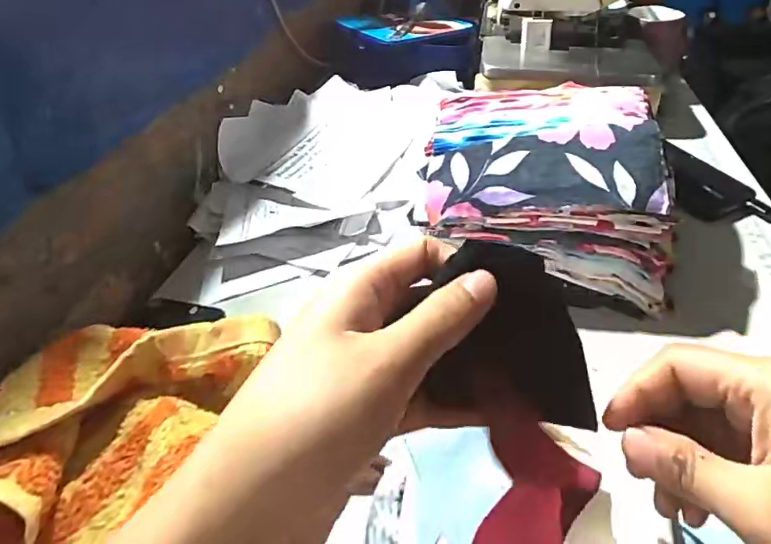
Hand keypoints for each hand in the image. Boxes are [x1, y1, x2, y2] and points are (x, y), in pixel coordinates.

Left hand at [116, 239, 494, 543]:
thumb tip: (488, 276)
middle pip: (425, 300)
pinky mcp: (368, 415)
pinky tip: (494, 409)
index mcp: (359, 290)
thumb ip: (442, 317)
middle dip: (471, 312)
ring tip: (519, 368)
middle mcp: (362, 321)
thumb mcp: (388, 360)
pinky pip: (418, 394)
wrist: (246, 516)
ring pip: (425, 350)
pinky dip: (450, 399)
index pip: (420, 254)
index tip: (509, 286)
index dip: (462, 262)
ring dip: (465, 359)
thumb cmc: (318, 415)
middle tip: (524, 330)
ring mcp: (364, 370)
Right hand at [602, 346, 770, 543]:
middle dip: (657, 425)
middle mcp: (768, 387)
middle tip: (635, 475)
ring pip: (707, 419)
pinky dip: (704, 470)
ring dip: (678, 453)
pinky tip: (693, 506)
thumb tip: (626, 437)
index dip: (639, 390)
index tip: (608, 432)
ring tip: (666, 502)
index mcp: (763, 381)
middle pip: (692, 387)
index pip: (681, 363)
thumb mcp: (759, 507)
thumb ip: (688, 468)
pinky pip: (729, 445)